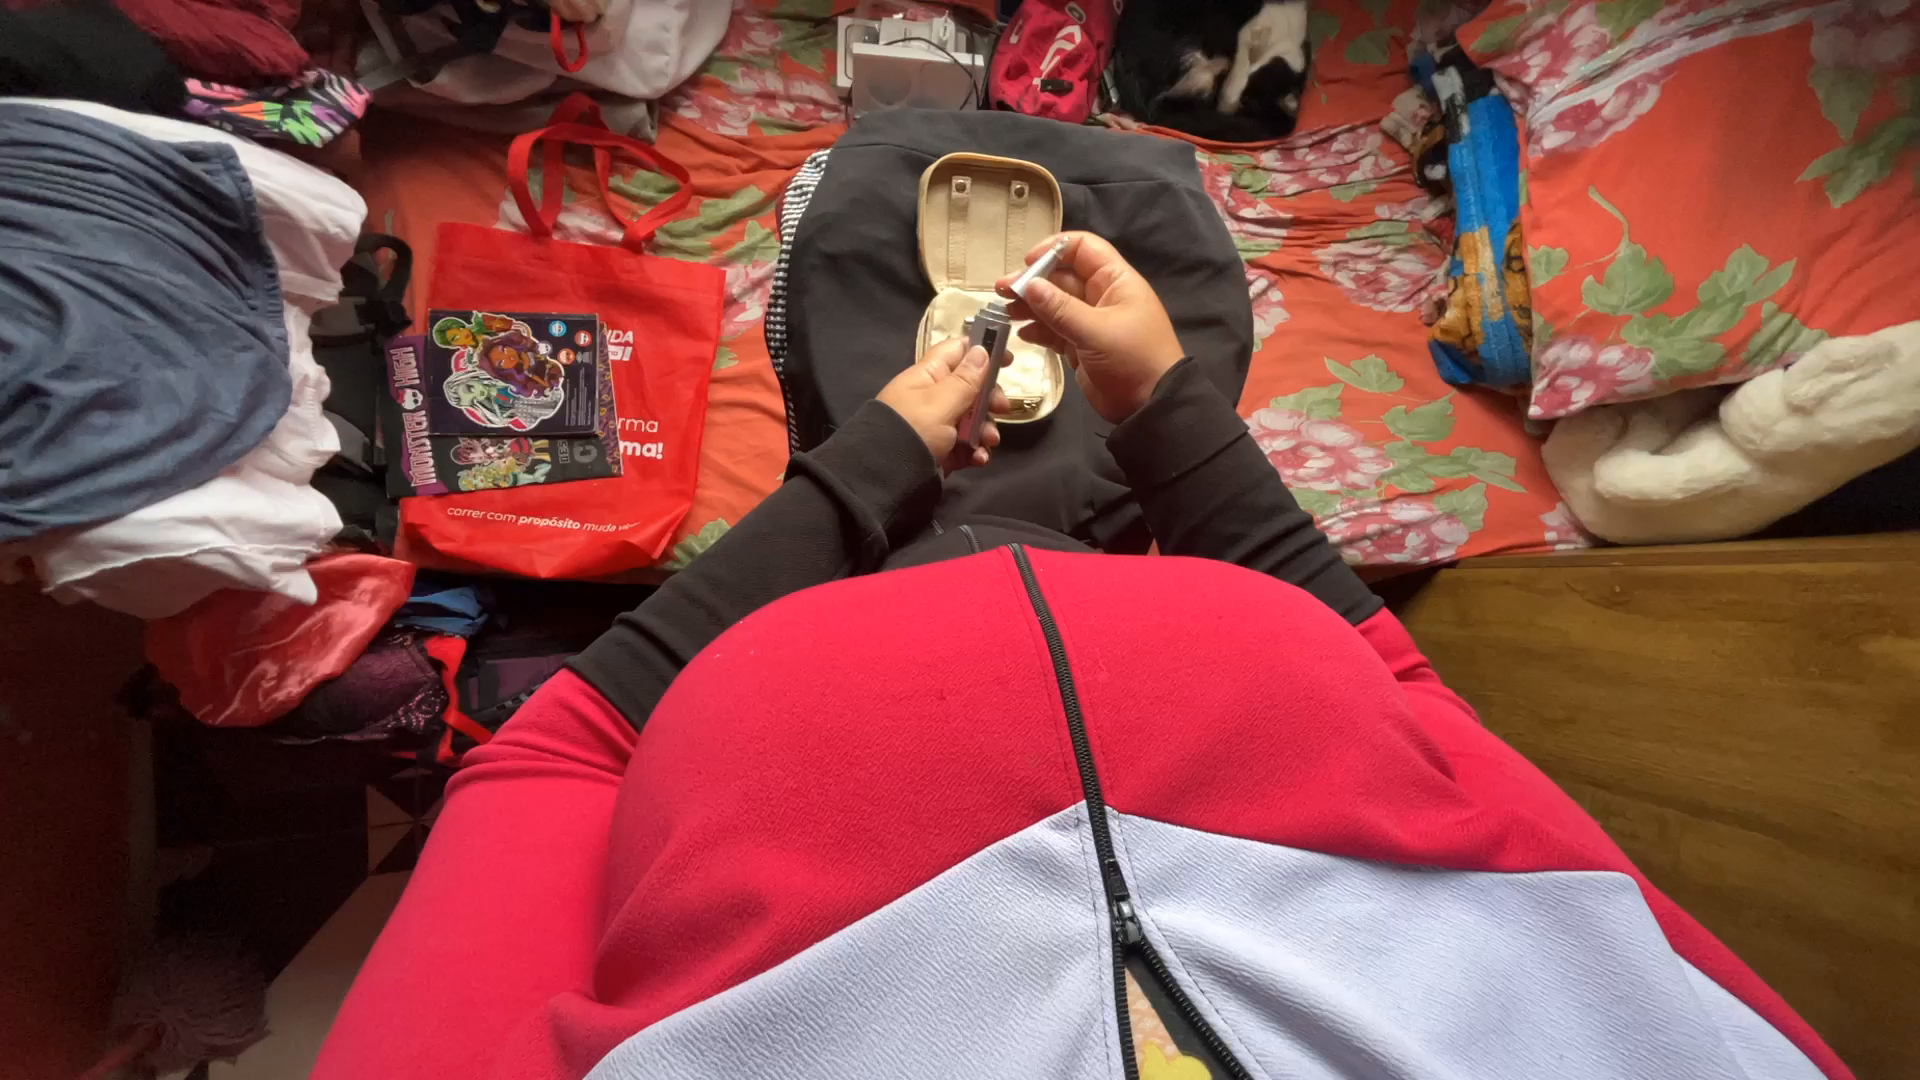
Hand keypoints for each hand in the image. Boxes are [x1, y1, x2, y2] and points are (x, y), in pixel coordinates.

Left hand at [876, 337, 1006, 471]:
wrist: (887, 477)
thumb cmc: (914, 429)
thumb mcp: (940, 402)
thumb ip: (965, 379)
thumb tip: (980, 350)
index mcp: (929, 376)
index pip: (957, 351)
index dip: (982, 350)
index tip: (1008, 359)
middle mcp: (935, 397)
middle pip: (972, 388)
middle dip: (991, 398)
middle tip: (1002, 408)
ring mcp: (939, 426)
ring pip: (974, 419)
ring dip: (987, 429)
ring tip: (989, 441)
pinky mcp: (944, 451)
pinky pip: (967, 446)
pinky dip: (976, 451)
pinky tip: (979, 458)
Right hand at [996, 232, 1184, 423]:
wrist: (1149, 406)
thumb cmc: (1132, 359)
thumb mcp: (1096, 332)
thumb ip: (1060, 309)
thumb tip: (1029, 286)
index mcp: (1114, 281)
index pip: (1082, 249)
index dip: (1054, 249)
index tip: (1027, 263)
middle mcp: (1101, 296)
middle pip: (1061, 277)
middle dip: (1032, 282)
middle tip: (1002, 291)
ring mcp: (1090, 322)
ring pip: (1054, 305)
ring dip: (1030, 307)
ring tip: (1006, 313)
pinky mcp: (1081, 347)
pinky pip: (1055, 331)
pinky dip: (1039, 331)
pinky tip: (1023, 334)